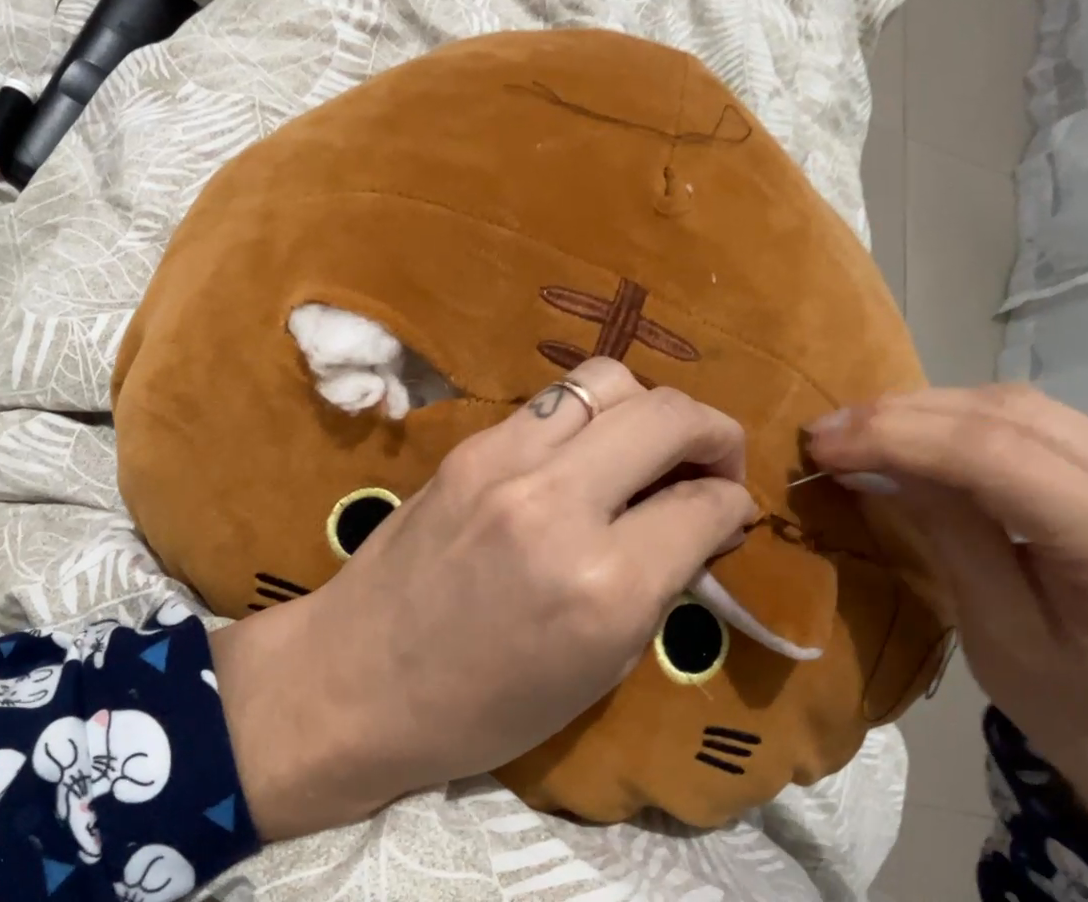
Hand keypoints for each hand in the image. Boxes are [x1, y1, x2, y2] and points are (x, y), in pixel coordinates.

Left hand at [209, 357, 758, 840]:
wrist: (355, 680)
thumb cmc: (482, 707)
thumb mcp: (598, 669)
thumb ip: (658, 582)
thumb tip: (698, 520)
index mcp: (604, 583)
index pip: (706, 502)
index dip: (732, 505)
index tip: (727, 515)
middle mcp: (558, 503)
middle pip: (669, 414)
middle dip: (713, 433)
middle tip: (709, 467)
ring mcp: (504, 462)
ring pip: (607, 380)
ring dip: (646, 410)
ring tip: (644, 451)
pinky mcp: (467, 447)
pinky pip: (550, 403)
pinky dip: (586, 419)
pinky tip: (580, 459)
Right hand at [805, 385, 1087, 887]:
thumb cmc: (1078, 722)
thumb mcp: (995, 638)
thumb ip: (948, 533)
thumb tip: (876, 458)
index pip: (1003, 459)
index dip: (899, 437)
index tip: (821, 443)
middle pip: (1021, 419)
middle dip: (908, 415)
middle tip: (827, 431)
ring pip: (1035, 411)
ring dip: (937, 412)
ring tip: (862, 428)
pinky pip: (1056, 429)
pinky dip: (975, 425)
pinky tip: (924, 436)